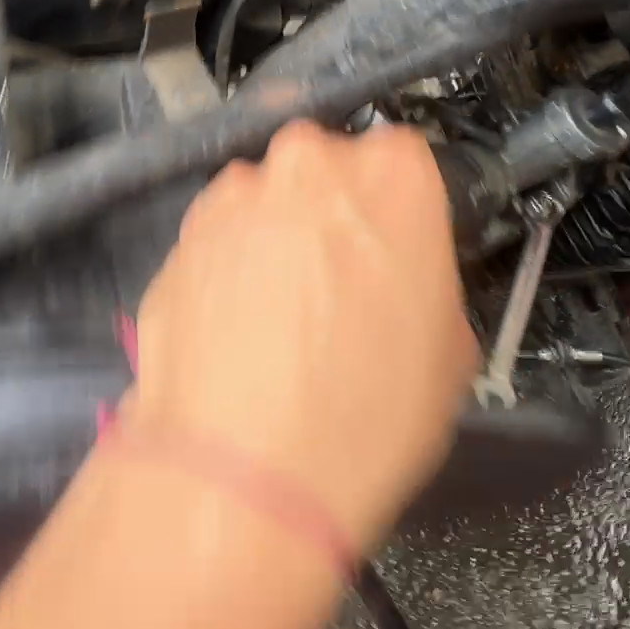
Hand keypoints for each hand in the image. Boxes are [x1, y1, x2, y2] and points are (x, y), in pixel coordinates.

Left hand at [121, 120, 477, 552]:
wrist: (240, 467)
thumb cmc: (363, 412)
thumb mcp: (448, 351)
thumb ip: (427, 282)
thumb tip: (403, 284)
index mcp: (392, 174)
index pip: (405, 161)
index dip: (400, 211)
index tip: (396, 247)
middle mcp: (308, 164)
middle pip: (330, 172)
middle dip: (336, 216)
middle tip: (342, 287)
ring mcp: (235, 196)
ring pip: (270, 201)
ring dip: (279, 239)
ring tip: (284, 319)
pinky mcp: (182, 234)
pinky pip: (221, 237)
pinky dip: (231, 266)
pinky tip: (241, 328)